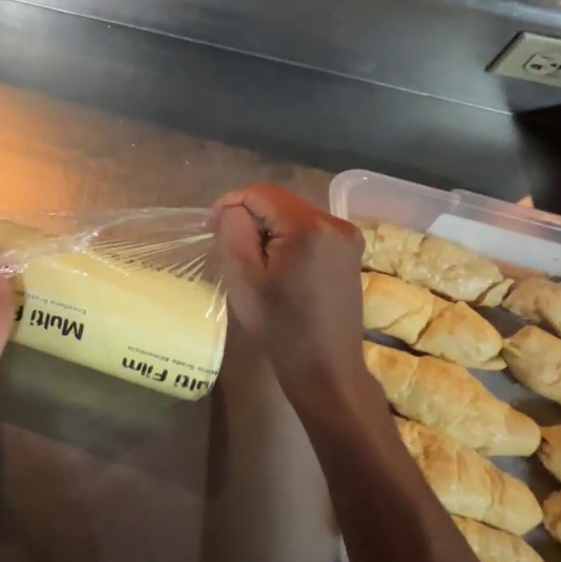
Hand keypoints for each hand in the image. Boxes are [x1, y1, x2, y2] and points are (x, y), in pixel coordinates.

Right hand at [212, 183, 369, 402]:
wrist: (326, 369)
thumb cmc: (280, 325)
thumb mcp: (243, 275)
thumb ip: (235, 229)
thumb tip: (234, 209)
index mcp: (308, 227)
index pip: (259, 193)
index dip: (229, 203)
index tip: (211, 228)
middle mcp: (334, 223)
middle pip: (278, 200)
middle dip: (247, 213)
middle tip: (224, 240)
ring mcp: (346, 237)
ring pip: (291, 212)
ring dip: (266, 225)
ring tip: (248, 254)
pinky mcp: (349, 252)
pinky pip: (307, 228)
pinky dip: (285, 236)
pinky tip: (275, 262)